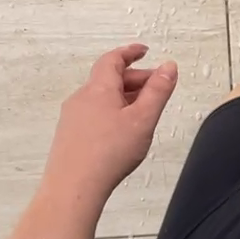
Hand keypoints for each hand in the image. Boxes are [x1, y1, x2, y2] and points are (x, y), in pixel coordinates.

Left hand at [41, 44, 177, 201]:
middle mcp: (81, 98)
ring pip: (102, 97)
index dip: (130, 52)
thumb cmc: (108, 153)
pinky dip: (113, 111)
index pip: (113, 60)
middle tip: (158, 87)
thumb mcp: (144, 119)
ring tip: (145, 111)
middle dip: (135, 78)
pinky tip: (124, 130)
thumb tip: (169, 67)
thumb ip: (158, 91)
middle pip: (109, 78)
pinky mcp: (70, 134)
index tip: (144, 50)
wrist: (74, 187)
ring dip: (125, 96)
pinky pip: (94, 112)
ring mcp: (73, 117)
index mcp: (98, 89)